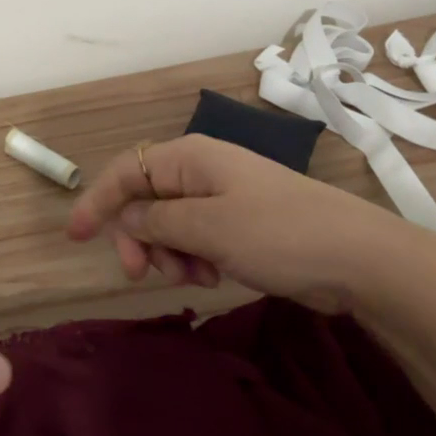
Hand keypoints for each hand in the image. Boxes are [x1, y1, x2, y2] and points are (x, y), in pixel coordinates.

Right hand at [66, 134, 420, 313]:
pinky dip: (194, 258)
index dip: (96, 201)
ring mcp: (223, 197)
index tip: (75, 237)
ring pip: (169, 224)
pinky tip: (213, 277)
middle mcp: (201, 171)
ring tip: (193, 278)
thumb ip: (156, 223)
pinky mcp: (241, 223)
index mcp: (189, 158)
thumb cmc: (278, 233)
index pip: (125, 172)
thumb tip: (126, 219)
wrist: (360, 257)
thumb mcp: (208, 229)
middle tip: (142, 274)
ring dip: (168, 254)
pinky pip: (197, 238)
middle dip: (138, 238)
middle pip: (145, 201)